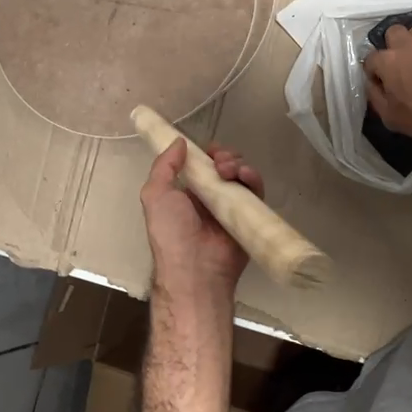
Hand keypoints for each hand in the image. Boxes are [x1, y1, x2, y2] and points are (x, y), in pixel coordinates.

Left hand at [140, 138, 263, 304]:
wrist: (196, 269)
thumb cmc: (171, 232)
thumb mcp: (155, 195)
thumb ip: (165, 166)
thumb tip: (179, 141)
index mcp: (187, 194)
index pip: (202, 165)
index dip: (206, 154)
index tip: (207, 151)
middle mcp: (210, 199)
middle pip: (224, 167)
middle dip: (224, 157)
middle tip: (220, 163)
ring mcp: (232, 207)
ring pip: (241, 176)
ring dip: (237, 165)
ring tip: (231, 171)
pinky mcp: (251, 217)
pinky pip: (256, 192)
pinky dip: (253, 179)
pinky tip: (246, 176)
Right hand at [364, 24, 411, 147]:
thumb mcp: (389, 116)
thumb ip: (374, 95)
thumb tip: (371, 82)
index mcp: (388, 61)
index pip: (371, 58)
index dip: (374, 71)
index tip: (381, 82)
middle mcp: (408, 44)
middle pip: (393, 32)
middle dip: (392, 46)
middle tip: (400, 64)